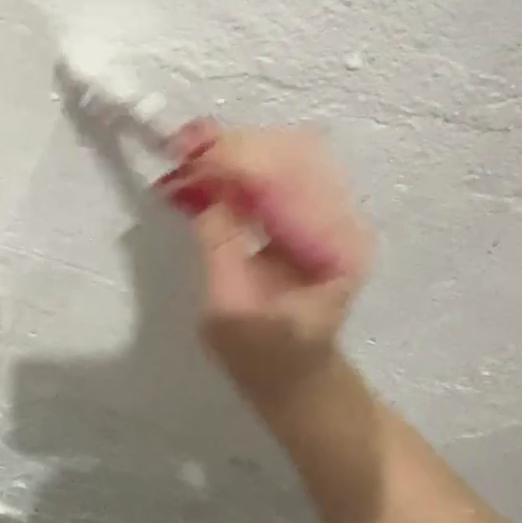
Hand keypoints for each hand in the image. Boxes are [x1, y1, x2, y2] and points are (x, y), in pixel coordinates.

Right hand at [158, 121, 375, 404]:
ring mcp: (331, 213)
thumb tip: (200, 190)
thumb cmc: (263, 357)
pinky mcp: (310, 215)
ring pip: (285, 153)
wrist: (294, 376)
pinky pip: (277, 172)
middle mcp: (343, 220)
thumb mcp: (229, 311)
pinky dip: (237, 166)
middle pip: (292, 153)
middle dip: (232, 146)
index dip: (236, 160)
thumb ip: (220, 247)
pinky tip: (202, 170)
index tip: (186, 154)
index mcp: (334, 248)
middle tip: (178, 149)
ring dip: (232, 150)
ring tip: (184, 156)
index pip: (287, 181)